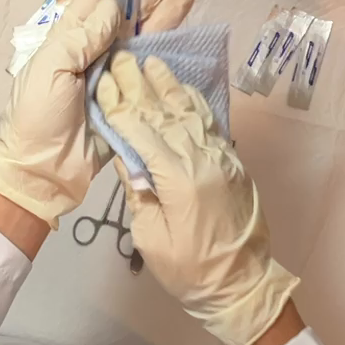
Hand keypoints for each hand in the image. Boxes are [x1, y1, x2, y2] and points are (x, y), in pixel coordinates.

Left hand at [0, 0, 194, 228]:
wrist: (43, 171)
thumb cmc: (37, 119)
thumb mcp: (50, 70)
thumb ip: (82, 36)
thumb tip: (113, 5)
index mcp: (68, 37)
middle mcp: (94, 48)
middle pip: (129, 5)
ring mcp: (115, 71)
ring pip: (145, 29)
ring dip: (168, 4)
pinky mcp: (131, 95)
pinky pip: (152, 61)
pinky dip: (169, 39)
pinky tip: (185, 19)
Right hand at [96, 52, 299, 344]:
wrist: (242, 285)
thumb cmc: (189, 272)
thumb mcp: (151, 238)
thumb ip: (138, 193)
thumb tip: (126, 157)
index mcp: (179, 179)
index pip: (142, 133)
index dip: (120, 108)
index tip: (103, 84)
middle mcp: (203, 160)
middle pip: (166, 114)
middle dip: (140, 86)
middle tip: (122, 59)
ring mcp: (222, 159)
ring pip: (191, 113)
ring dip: (169, 87)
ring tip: (152, 63)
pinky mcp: (233, 164)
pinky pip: (210, 124)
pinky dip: (194, 103)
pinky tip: (183, 90)